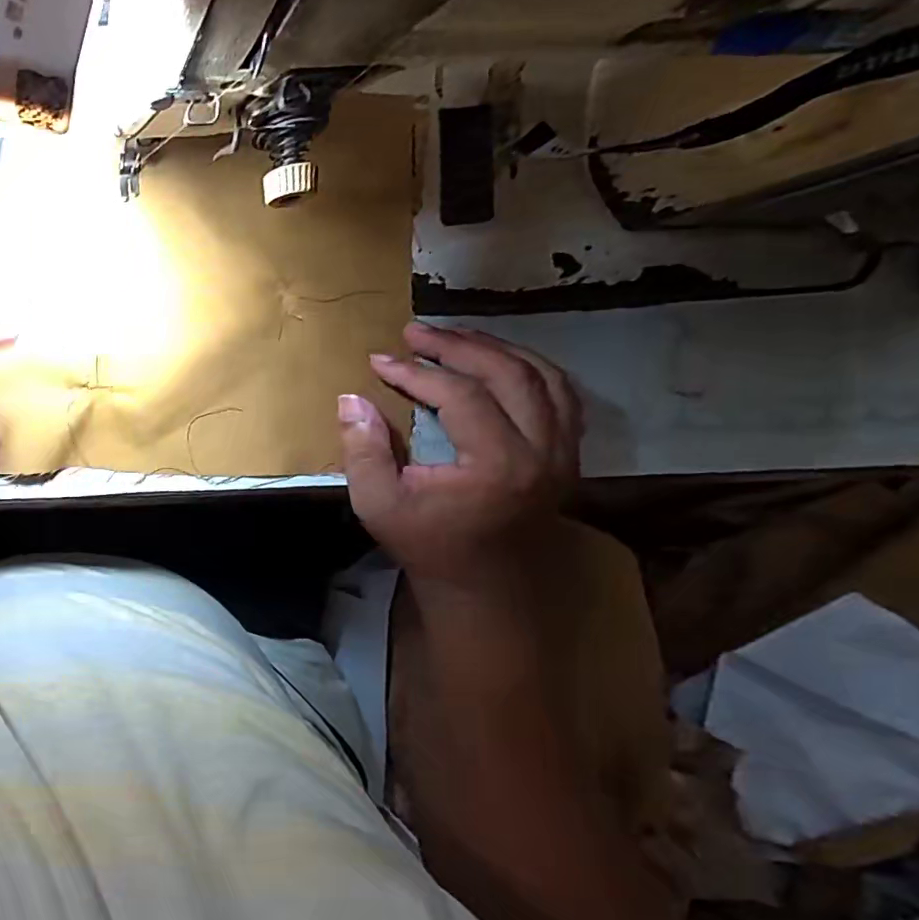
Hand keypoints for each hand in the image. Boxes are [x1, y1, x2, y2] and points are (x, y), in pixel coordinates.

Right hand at [337, 322, 580, 591]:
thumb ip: (363, 450)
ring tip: (452, 338)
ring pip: (544, 378)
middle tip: (414, 332)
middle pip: (510, 374)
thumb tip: (351, 398)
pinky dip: (527, 369)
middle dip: (458, 346)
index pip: (460, 396)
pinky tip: (495, 362)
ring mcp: (564, 453)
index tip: (377, 360)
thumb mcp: (378, 504)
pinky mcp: (567, 455)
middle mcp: (544, 451)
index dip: (416, 372)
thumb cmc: (427, 546)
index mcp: (499, 465)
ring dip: (496, 350)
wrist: (485, 587)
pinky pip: (560, 395)